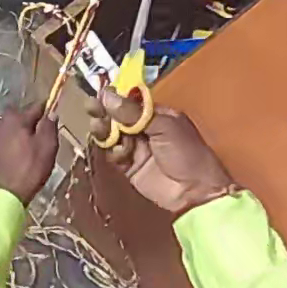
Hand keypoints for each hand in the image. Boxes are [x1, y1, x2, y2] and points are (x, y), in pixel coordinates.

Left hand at [0, 103, 59, 203]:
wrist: (5, 193)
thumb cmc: (29, 168)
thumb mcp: (47, 146)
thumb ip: (50, 126)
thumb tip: (51, 112)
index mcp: (16, 117)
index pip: (38, 107)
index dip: (49, 113)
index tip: (57, 124)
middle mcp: (3, 121)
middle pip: (26, 118)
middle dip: (37, 125)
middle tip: (47, 141)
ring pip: (18, 129)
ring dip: (27, 136)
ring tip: (37, 151)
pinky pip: (11, 140)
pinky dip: (19, 144)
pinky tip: (25, 157)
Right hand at [89, 89, 235, 214]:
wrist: (194, 193)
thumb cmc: (187, 153)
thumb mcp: (163, 127)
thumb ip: (133, 113)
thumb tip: (107, 95)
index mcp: (155, 114)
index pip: (129, 101)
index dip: (114, 97)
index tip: (100, 94)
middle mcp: (143, 128)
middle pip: (116, 116)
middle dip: (104, 112)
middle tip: (92, 108)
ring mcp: (135, 147)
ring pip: (111, 134)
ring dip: (104, 130)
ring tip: (100, 127)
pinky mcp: (127, 165)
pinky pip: (112, 153)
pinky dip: (112, 150)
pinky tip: (119, 151)